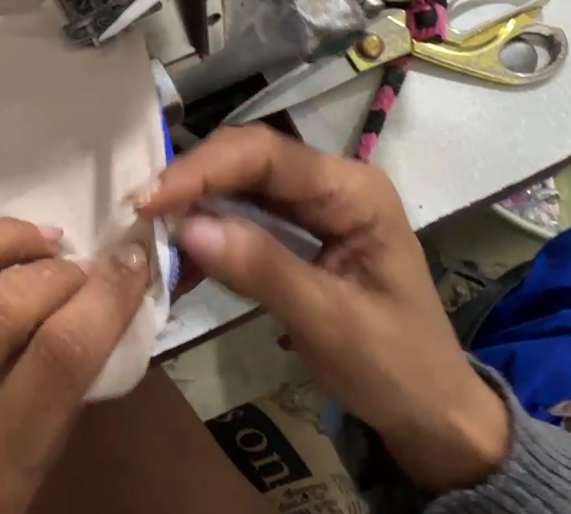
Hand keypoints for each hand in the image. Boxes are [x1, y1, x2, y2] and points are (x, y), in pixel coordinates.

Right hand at [134, 125, 510, 495]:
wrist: (431, 414)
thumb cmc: (395, 367)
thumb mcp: (330, 322)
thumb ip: (262, 268)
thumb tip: (187, 227)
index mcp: (353, 189)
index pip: (266, 156)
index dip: (203, 169)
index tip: (151, 199)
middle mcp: (330, 183)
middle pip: (247, 160)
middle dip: (193, 182)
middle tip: (139, 213)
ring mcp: (312, 206)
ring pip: (238, 186)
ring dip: (194, 208)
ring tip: (150, 237)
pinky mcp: (296, 231)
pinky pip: (241, 217)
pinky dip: (207, 235)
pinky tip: (178, 261)